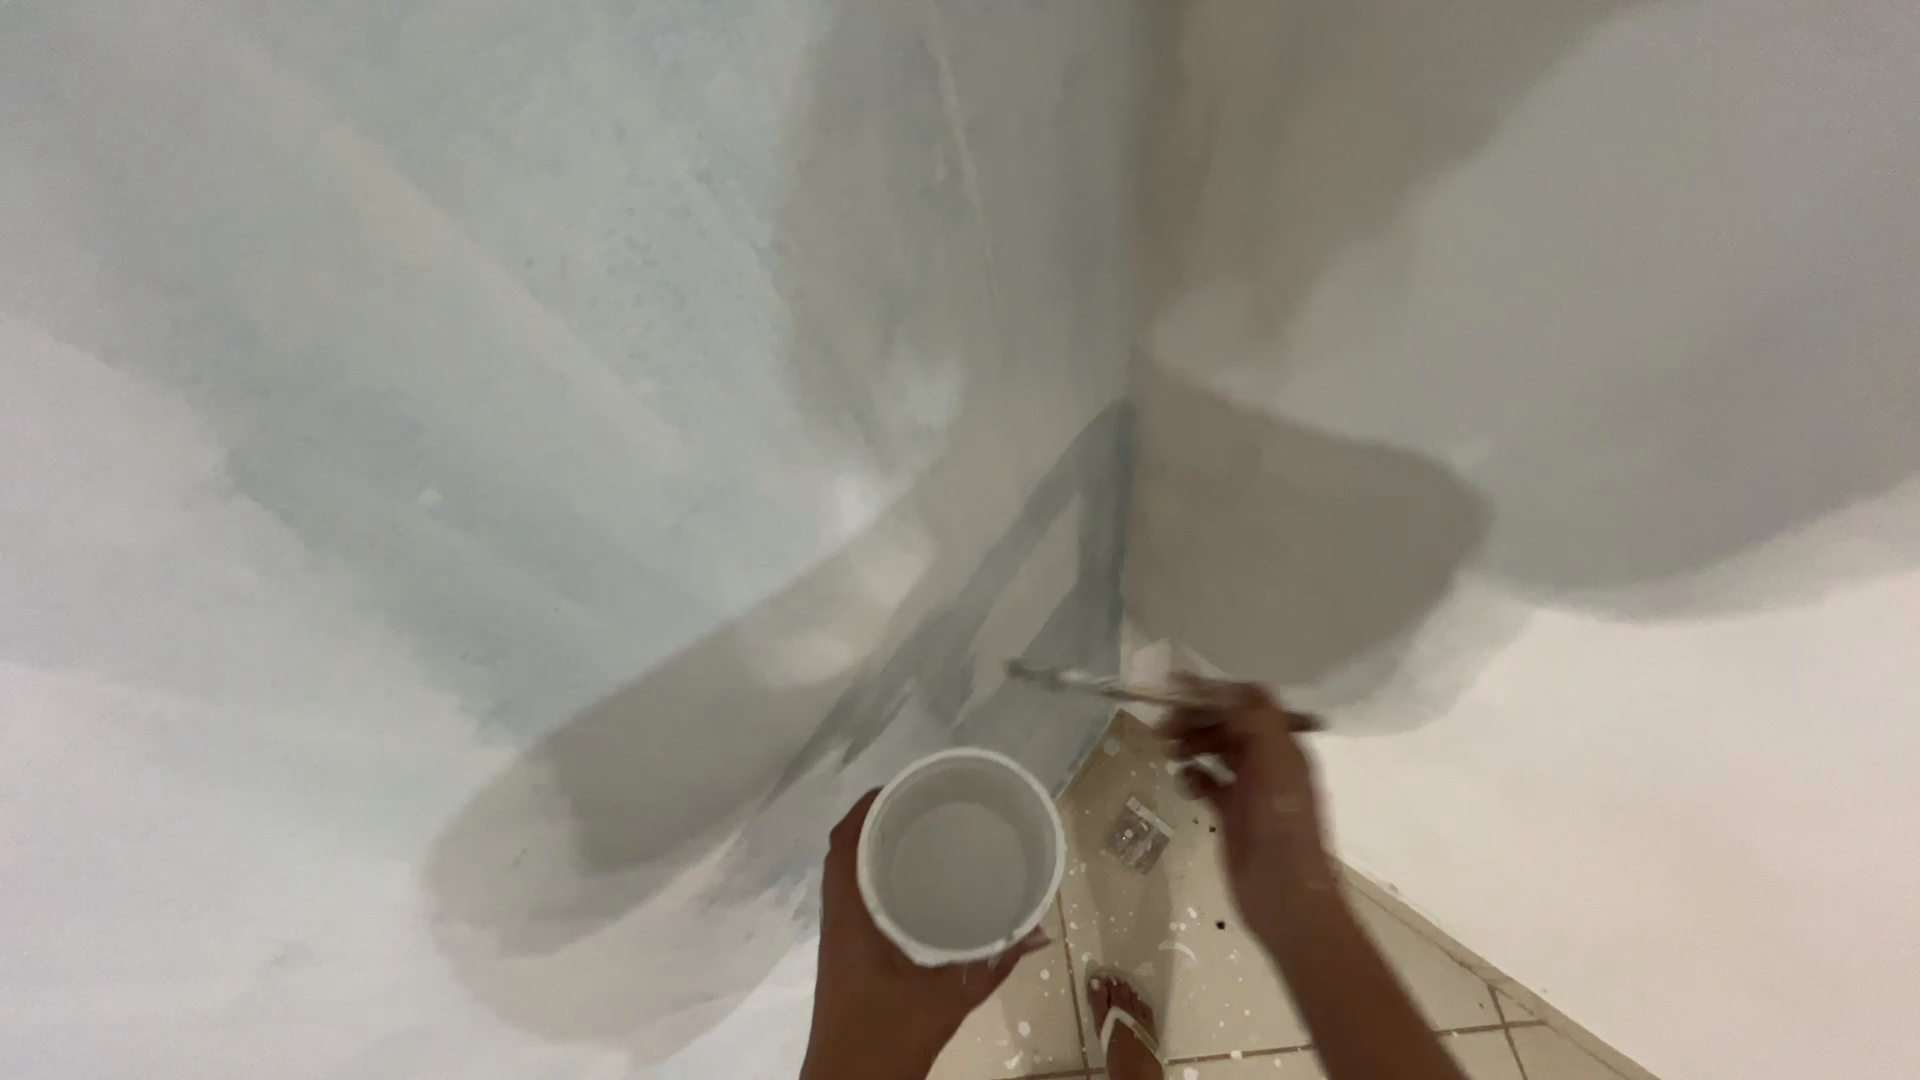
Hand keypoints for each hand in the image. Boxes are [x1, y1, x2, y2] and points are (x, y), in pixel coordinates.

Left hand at [802, 789, 1052, 1078]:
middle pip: (843, 851)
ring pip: (845, 874)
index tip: (901, 786)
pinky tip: (910, 884)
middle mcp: (836, 918)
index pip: (844, 843)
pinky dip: (874, 877)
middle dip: (875, 821)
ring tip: (917, 830)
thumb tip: (1040, 932)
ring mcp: (837, 936)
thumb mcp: (947, 1000)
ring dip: (872, 848)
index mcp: (850, 916)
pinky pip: (852, 897)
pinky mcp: (844, 953)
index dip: (865, 807)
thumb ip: (993, 964)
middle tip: (920, 804)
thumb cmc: (887, 1039)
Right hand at [1164, 678, 1336, 931]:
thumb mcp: (1277, 764)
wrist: (1286, 899)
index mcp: (1283, 745)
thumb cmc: (1284, 828)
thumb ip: (1256, 720)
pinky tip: (1185, 784)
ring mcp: (1249, 788)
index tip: (1176, 690)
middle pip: (1227, 722)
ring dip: (1191, 742)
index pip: (1246, 702)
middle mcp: (1267, 761)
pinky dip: (1192, 776)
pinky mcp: (1231, 813)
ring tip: (1169, 750)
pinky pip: (1206, 782)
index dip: (1213, 693)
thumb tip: (1225, 688)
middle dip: (1196, 718)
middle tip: (1165, 727)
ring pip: (1214, 749)